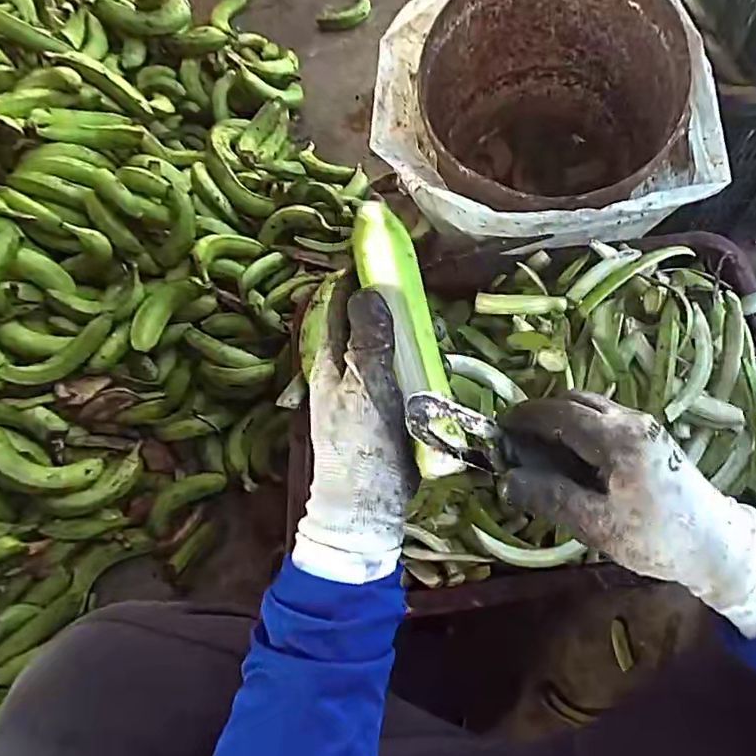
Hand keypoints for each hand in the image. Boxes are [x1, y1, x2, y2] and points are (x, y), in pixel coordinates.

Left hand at [294, 285, 417, 583]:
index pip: (337, 302)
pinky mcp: (379, 403)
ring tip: (423, 311)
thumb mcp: (367, 387)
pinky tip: (427, 353)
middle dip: (381, 295)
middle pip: (358, 317)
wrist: (366, 503)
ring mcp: (360, 385)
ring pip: (377, 340)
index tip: (381, 252)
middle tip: (411, 280)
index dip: (354, 273)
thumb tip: (371, 287)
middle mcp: (341, 366)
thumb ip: (370, 339)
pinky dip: (407, 352)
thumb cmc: (362, 443)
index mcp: (329, 358)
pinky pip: (392, 365)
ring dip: (397, 323)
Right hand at [497, 391, 755, 636]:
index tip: (500, 427)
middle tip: (518, 442)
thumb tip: (506, 480)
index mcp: (617, 439)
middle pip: (574, 401)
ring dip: (560, 420)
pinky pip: (604, 419)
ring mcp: (643, 425)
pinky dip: (579, 427)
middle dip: (541, 415)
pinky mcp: (649, 436)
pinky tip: (572, 458)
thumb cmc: (656, 539)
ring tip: (541, 452)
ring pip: (590, 407)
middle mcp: (630, 420)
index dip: (524, 417)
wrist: (718, 546)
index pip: (558, 413)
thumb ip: (550, 497)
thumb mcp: (597, 525)